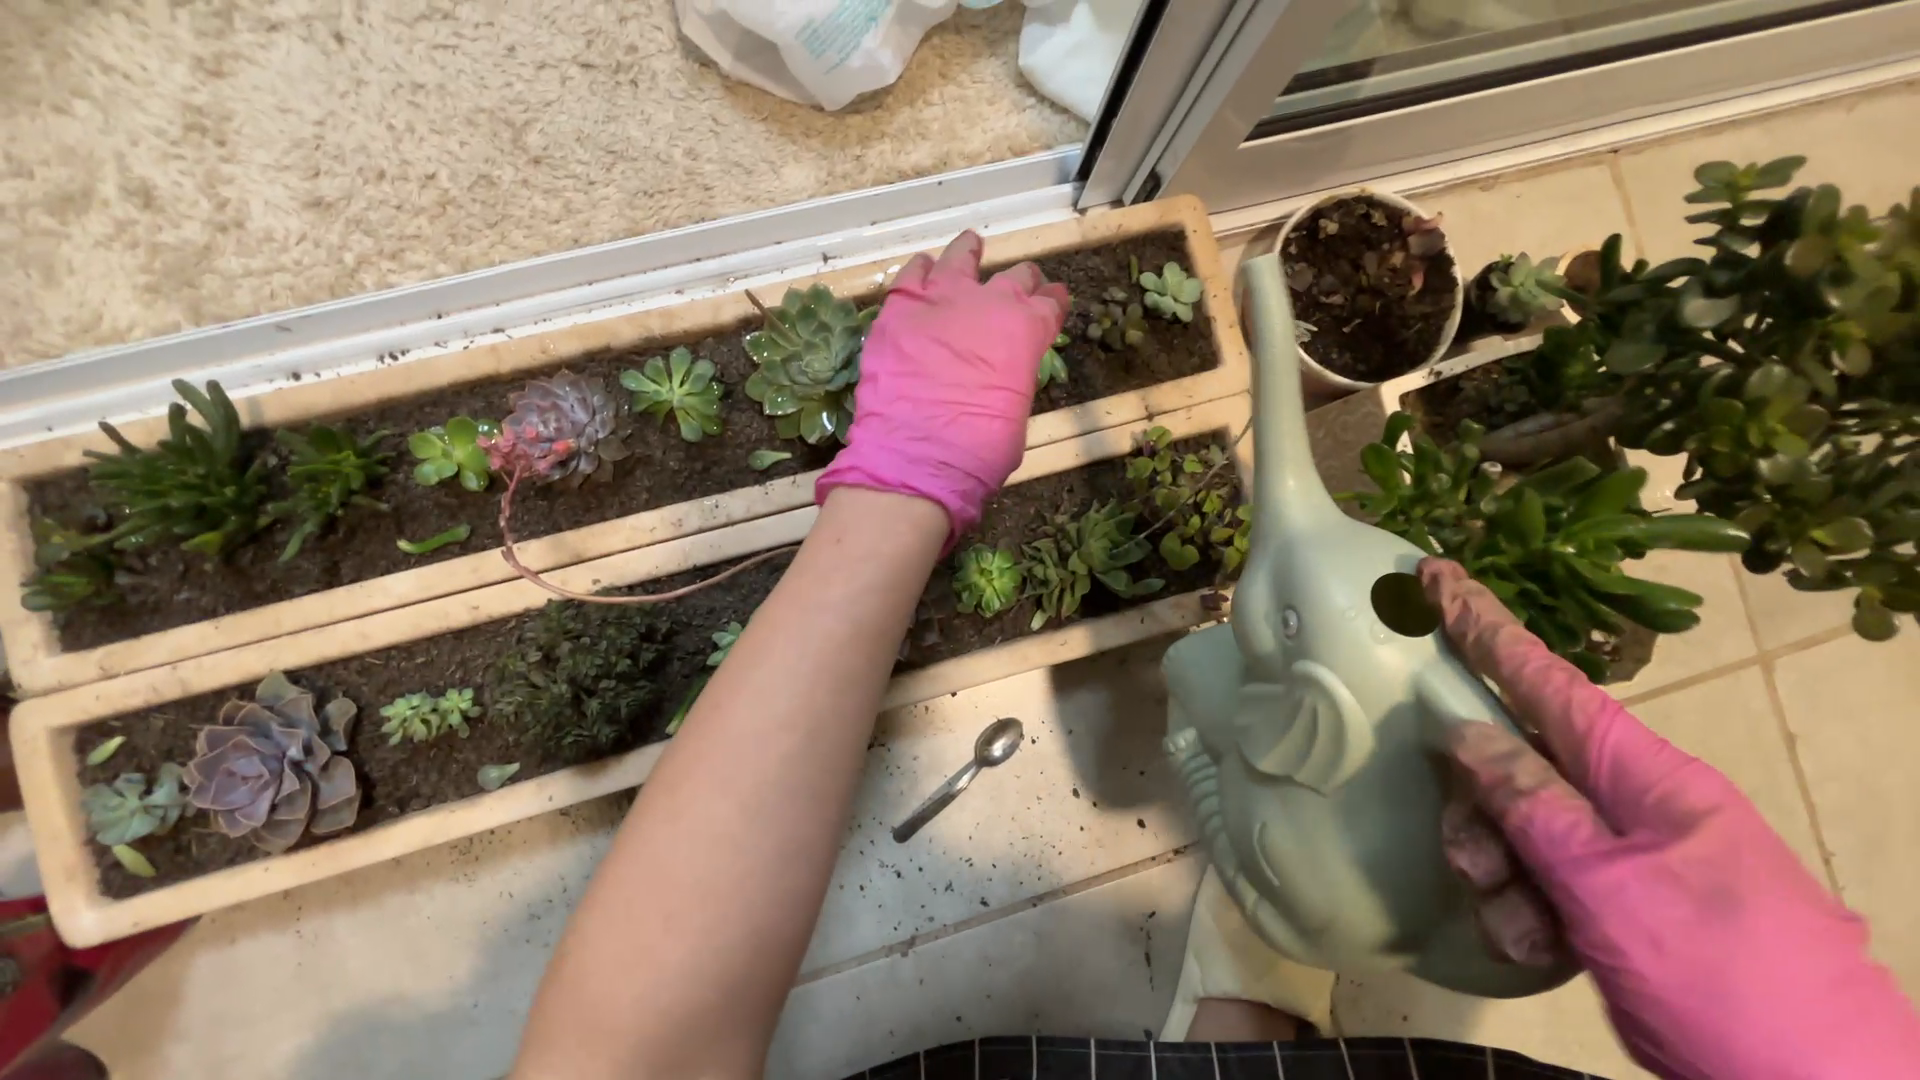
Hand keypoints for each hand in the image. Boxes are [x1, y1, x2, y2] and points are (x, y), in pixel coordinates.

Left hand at [815, 231, 1069, 545]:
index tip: (1053, 301)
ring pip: (960, 258)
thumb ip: (1010, 376)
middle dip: (1022, 281)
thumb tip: (998, 372)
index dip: (1052, 303)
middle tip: (1021, 284)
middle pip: (1015, 277)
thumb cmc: (979, 448)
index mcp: (1027, 330)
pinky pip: (913, 274)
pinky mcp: (900, 306)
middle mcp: (990, 302)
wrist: (918, 452)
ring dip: (969, 254)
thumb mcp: (1013, 410)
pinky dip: (921, 271)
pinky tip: (924, 269)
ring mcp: (942, 298)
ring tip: (971, 247)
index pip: (1050, 304)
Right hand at [1422, 557, 1919, 1079]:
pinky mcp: (1614, 896)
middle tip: (1471, 862)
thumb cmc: (1724, 978)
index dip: (1482, 624)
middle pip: (1513, 762)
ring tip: (1520, 928)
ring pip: (1515, 823)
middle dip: (1478, 808)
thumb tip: (1463, 727)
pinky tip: (1537, 949)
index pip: (1542, 677)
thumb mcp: (1609, 884)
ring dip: (1499, 872)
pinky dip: (1523, 911)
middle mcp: (1629, 797)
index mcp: (1644, 774)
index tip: (1434, 574)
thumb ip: (1529, 800)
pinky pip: (1538, 876)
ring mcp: (1623, 848)